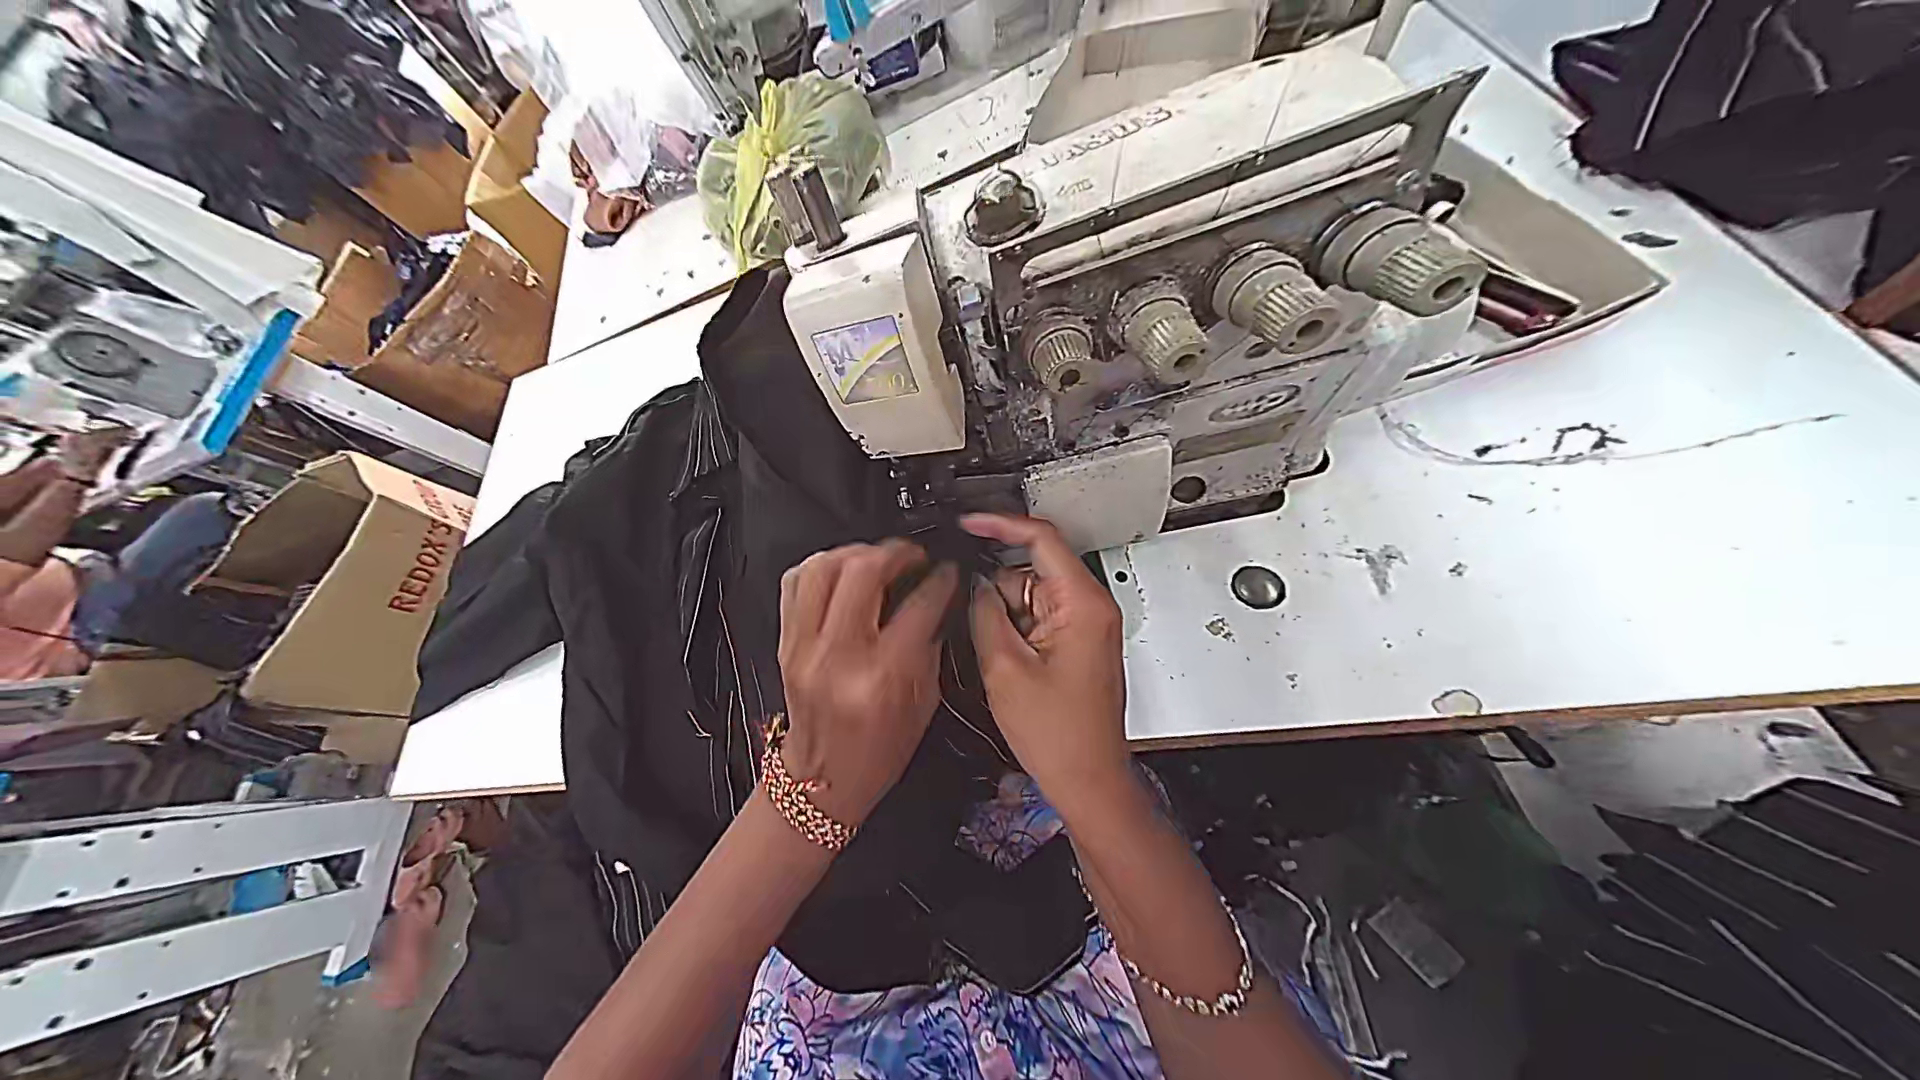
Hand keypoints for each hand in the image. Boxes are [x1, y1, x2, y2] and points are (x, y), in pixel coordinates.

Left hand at [777, 540, 958, 827]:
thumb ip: (930, 646)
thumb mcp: (924, 704)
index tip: (948, 573)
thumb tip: (936, 600)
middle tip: (913, 556)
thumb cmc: (874, 754)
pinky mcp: (786, 644)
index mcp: (881, 679)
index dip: (940, 580)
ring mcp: (804, 648)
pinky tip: (841, 573)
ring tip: (878, 559)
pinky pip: (795, 583)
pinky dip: (821, 567)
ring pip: (823, 568)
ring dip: (857, 553)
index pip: (918, 606)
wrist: (821, 783)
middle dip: (896, 552)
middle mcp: (838, 658)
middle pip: (863, 572)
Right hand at [963, 513, 1131, 811]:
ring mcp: (1086, 624)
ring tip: (1001, 658)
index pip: (1041, 538)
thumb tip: (973, 583)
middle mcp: (1091, 607)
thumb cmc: (1060, 735)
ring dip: (1005, 615)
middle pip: (1031, 568)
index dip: (999, 525)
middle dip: (997, 590)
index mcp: (1082, 604)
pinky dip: (1015, 629)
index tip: (969, 523)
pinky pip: (1037, 615)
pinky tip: (1009, 661)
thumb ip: (983, 612)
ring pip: (1030, 593)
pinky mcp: (1077, 639)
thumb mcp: (1004, 668)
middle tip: (979, 623)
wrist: (1087, 777)